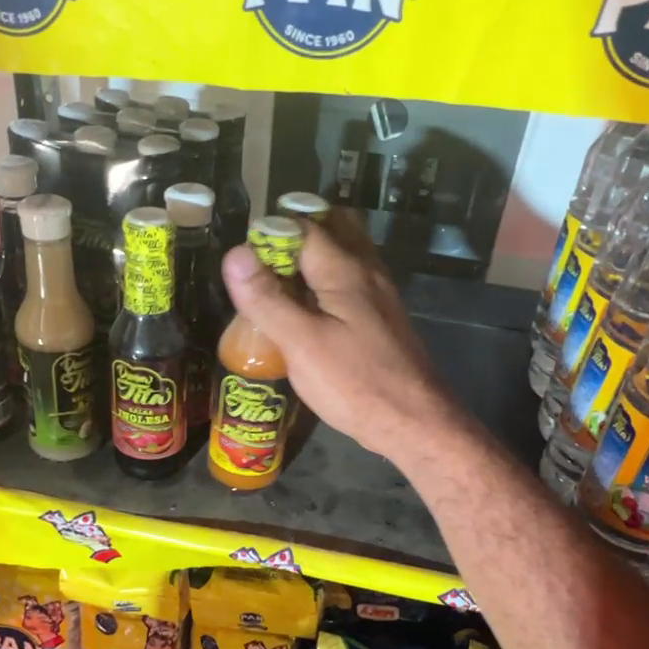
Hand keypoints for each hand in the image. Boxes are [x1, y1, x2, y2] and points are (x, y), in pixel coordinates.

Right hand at [221, 213, 460, 462]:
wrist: (414, 422)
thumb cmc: (355, 382)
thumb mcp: (301, 342)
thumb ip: (267, 298)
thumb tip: (234, 254)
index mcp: (346, 270)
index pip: (303, 227)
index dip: (269, 233)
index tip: (242, 258)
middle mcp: (367, 272)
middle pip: (333, 229)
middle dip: (296, 234)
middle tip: (261, 262)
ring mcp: (379, 296)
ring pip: (343, 256)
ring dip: (311, 258)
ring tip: (276, 283)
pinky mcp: (381, 320)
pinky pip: (349, 283)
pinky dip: (325, 282)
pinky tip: (306, 310)